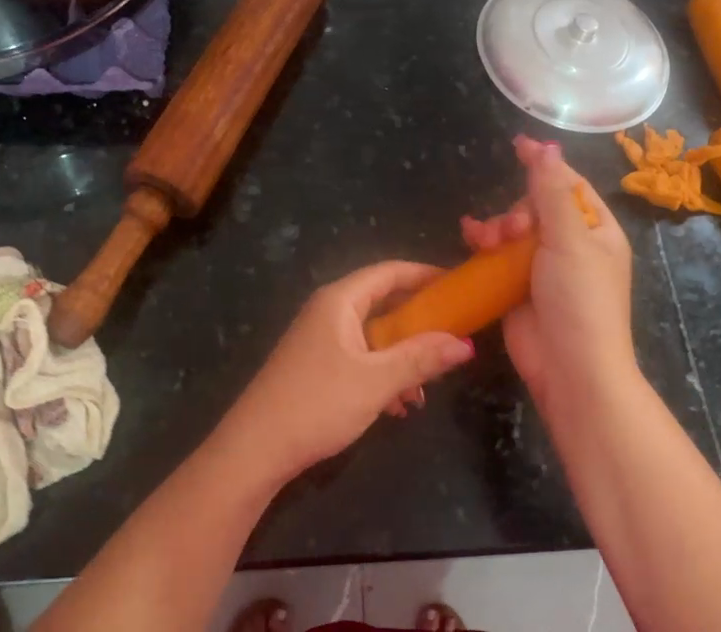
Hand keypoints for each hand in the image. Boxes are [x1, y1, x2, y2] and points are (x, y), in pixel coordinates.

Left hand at [216, 261, 474, 481]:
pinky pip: (360, 358)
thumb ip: (421, 359)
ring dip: (402, 358)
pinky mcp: (315, 367)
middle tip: (453, 338)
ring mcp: (319, 340)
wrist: (255, 449)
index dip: (425, 275)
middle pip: (383, 303)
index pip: (390, 272)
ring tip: (424, 391)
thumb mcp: (377, 382)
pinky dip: (382, 375)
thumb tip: (466, 343)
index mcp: (340, 301)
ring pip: (374, 336)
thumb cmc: (317, 404)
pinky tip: (397, 408)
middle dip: (418, 324)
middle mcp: (328, 312)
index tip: (459, 286)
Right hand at [460, 136, 634, 410]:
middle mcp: (574, 246)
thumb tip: (546, 147)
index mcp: (598, 231)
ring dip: (497, 226)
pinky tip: (469, 237)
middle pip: (537, 206)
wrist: (570, 369)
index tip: (517, 145)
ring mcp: (545, 269)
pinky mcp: (519, 289)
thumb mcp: (570, 239)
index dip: (546, 165)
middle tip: (512, 231)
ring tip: (486, 239)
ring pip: (514, 230)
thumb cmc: (580, 300)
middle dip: (518, 210)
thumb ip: (551, 192)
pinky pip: (499, 256)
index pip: (571, 186)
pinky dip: (484, 244)